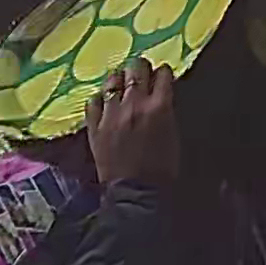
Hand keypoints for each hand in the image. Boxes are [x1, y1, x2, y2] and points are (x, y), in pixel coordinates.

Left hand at [86, 57, 179, 186]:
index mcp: (159, 105)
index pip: (163, 72)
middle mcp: (135, 104)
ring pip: (113, 80)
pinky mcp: (95, 127)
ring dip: (120, 79)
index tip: (161, 77)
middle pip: (137, 68)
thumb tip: (161, 91)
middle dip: (141, 68)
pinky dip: (100, 98)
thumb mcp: (172, 130)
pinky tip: (104, 102)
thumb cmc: (162, 165)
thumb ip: (165, 106)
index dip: (163, 73)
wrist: (136, 195)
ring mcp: (112, 115)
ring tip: (121, 84)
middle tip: (141, 74)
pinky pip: (93, 101)